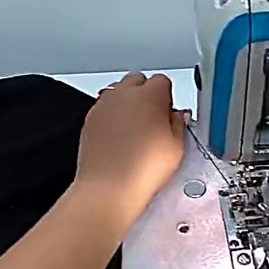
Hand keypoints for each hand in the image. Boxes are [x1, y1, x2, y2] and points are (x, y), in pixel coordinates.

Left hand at [71, 72, 188, 231]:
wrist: (109, 188)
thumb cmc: (141, 169)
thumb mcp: (177, 146)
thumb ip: (179, 124)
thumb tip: (177, 117)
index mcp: (150, 94)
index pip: (163, 81)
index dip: (168, 97)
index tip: (169, 113)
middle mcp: (124, 94)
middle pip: (138, 80)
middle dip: (147, 94)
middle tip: (154, 118)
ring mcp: (103, 105)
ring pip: (119, 92)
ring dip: (128, 103)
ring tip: (136, 129)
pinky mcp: (89, 120)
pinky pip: (104, 109)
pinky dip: (112, 117)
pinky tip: (120, 138)